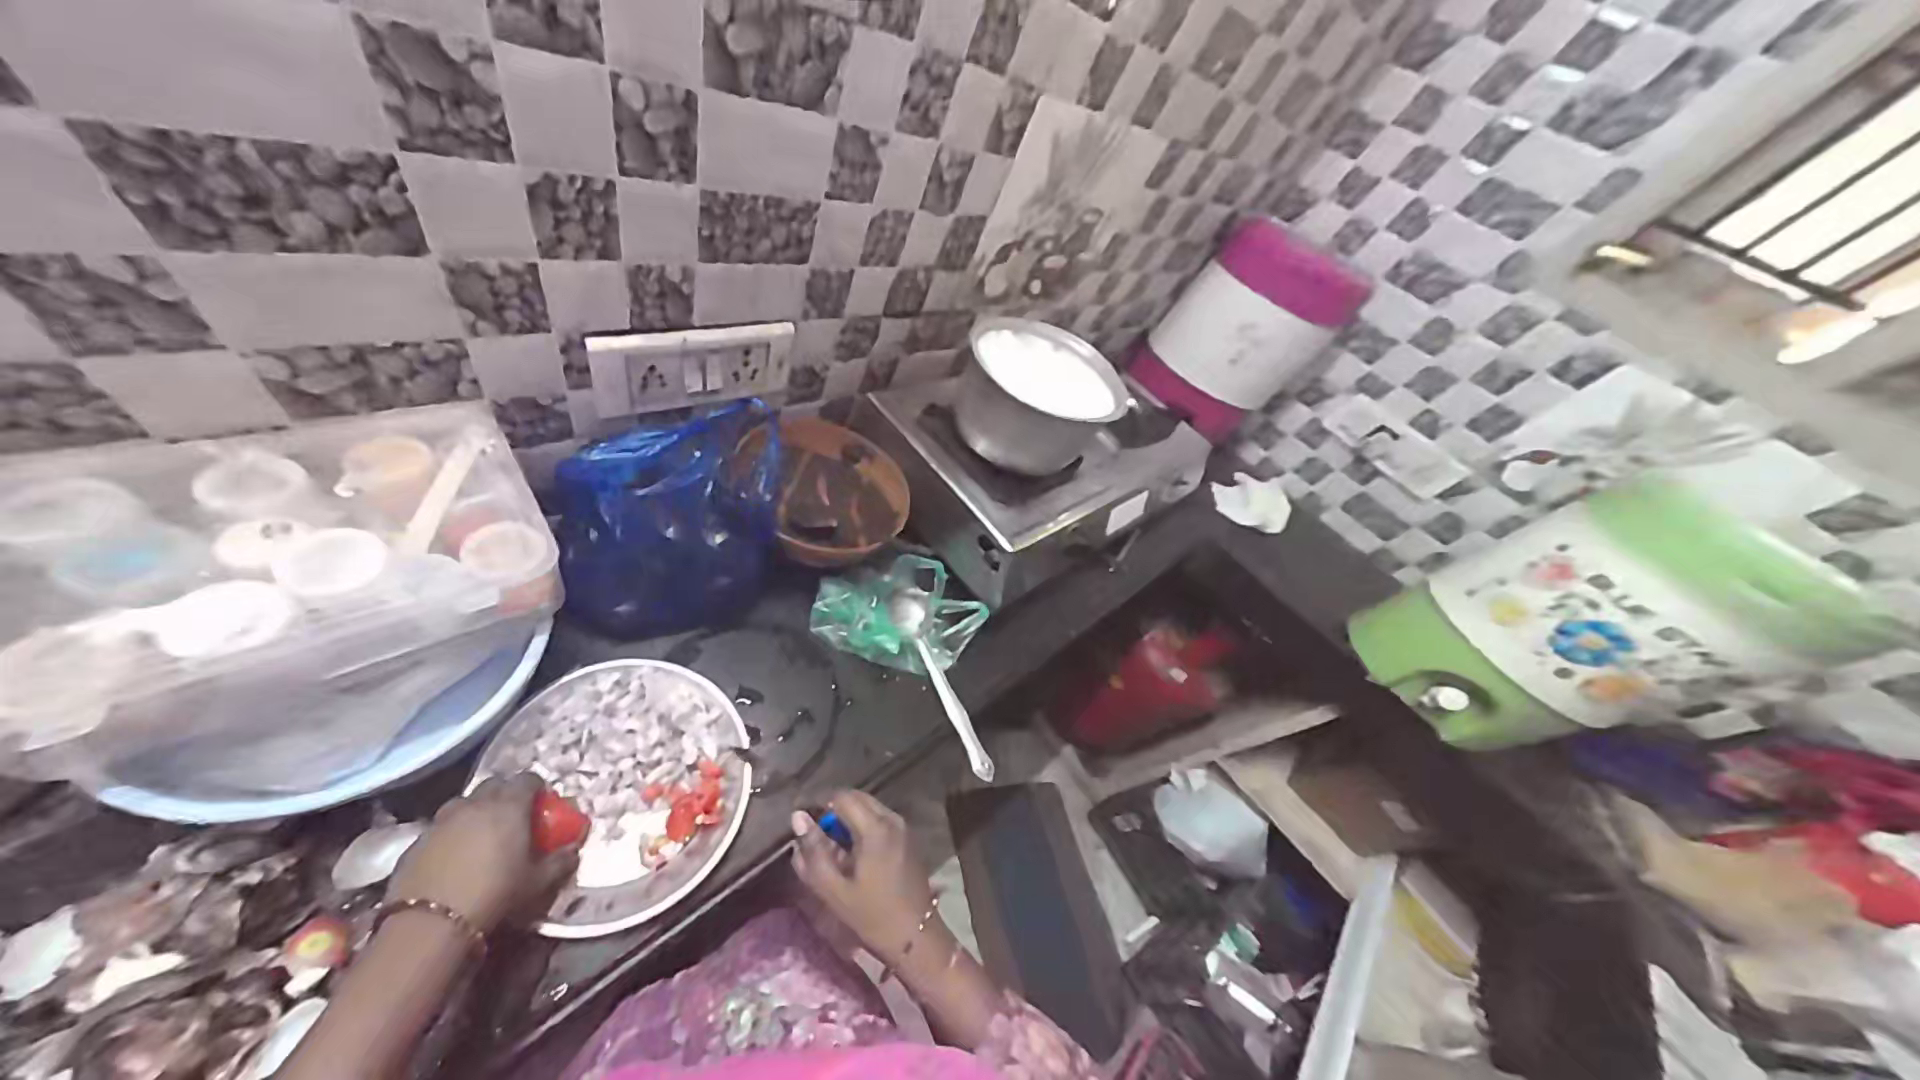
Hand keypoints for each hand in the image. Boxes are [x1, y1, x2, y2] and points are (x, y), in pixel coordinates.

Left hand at [387, 773, 580, 932]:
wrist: (428, 925)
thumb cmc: (494, 893)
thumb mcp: (538, 881)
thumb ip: (561, 861)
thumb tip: (574, 850)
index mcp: (509, 805)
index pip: (528, 779)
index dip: (537, 788)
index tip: (542, 803)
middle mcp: (475, 804)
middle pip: (494, 784)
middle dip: (506, 793)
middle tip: (514, 816)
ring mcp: (441, 822)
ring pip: (463, 803)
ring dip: (476, 810)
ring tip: (481, 833)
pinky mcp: (415, 843)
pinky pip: (440, 827)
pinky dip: (451, 833)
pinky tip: (453, 856)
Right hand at [790, 790, 934, 962]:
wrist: (916, 936)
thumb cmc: (872, 916)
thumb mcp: (834, 889)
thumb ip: (813, 852)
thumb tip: (798, 817)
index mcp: (875, 827)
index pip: (841, 796)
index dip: (819, 804)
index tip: (805, 824)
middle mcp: (892, 818)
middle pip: (857, 798)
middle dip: (834, 810)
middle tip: (817, 837)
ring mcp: (903, 827)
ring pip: (870, 807)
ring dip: (849, 818)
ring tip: (834, 847)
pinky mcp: (908, 838)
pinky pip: (881, 819)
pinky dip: (864, 825)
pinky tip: (855, 853)